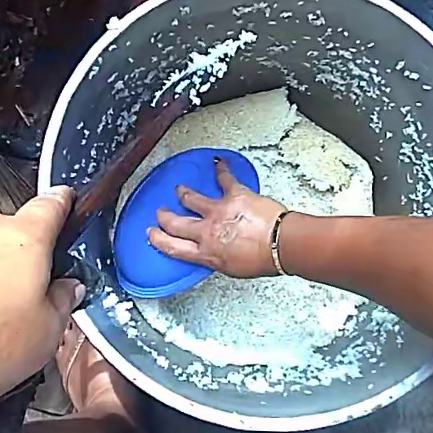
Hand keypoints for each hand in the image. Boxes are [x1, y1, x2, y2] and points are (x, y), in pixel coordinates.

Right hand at [146, 158, 290, 278]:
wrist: (279, 244)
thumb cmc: (262, 259)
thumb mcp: (231, 268)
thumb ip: (216, 257)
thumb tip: (212, 253)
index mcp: (205, 252)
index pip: (172, 246)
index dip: (159, 239)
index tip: (153, 234)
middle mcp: (207, 231)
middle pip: (175, 222)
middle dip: (164, 216)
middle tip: (161, 213)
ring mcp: (218, 211)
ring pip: (191, 198)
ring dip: (184, 193)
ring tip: (180, 190)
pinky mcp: (233, 194)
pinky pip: (224, 179)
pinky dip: (221, 169)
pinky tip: (218, 164)